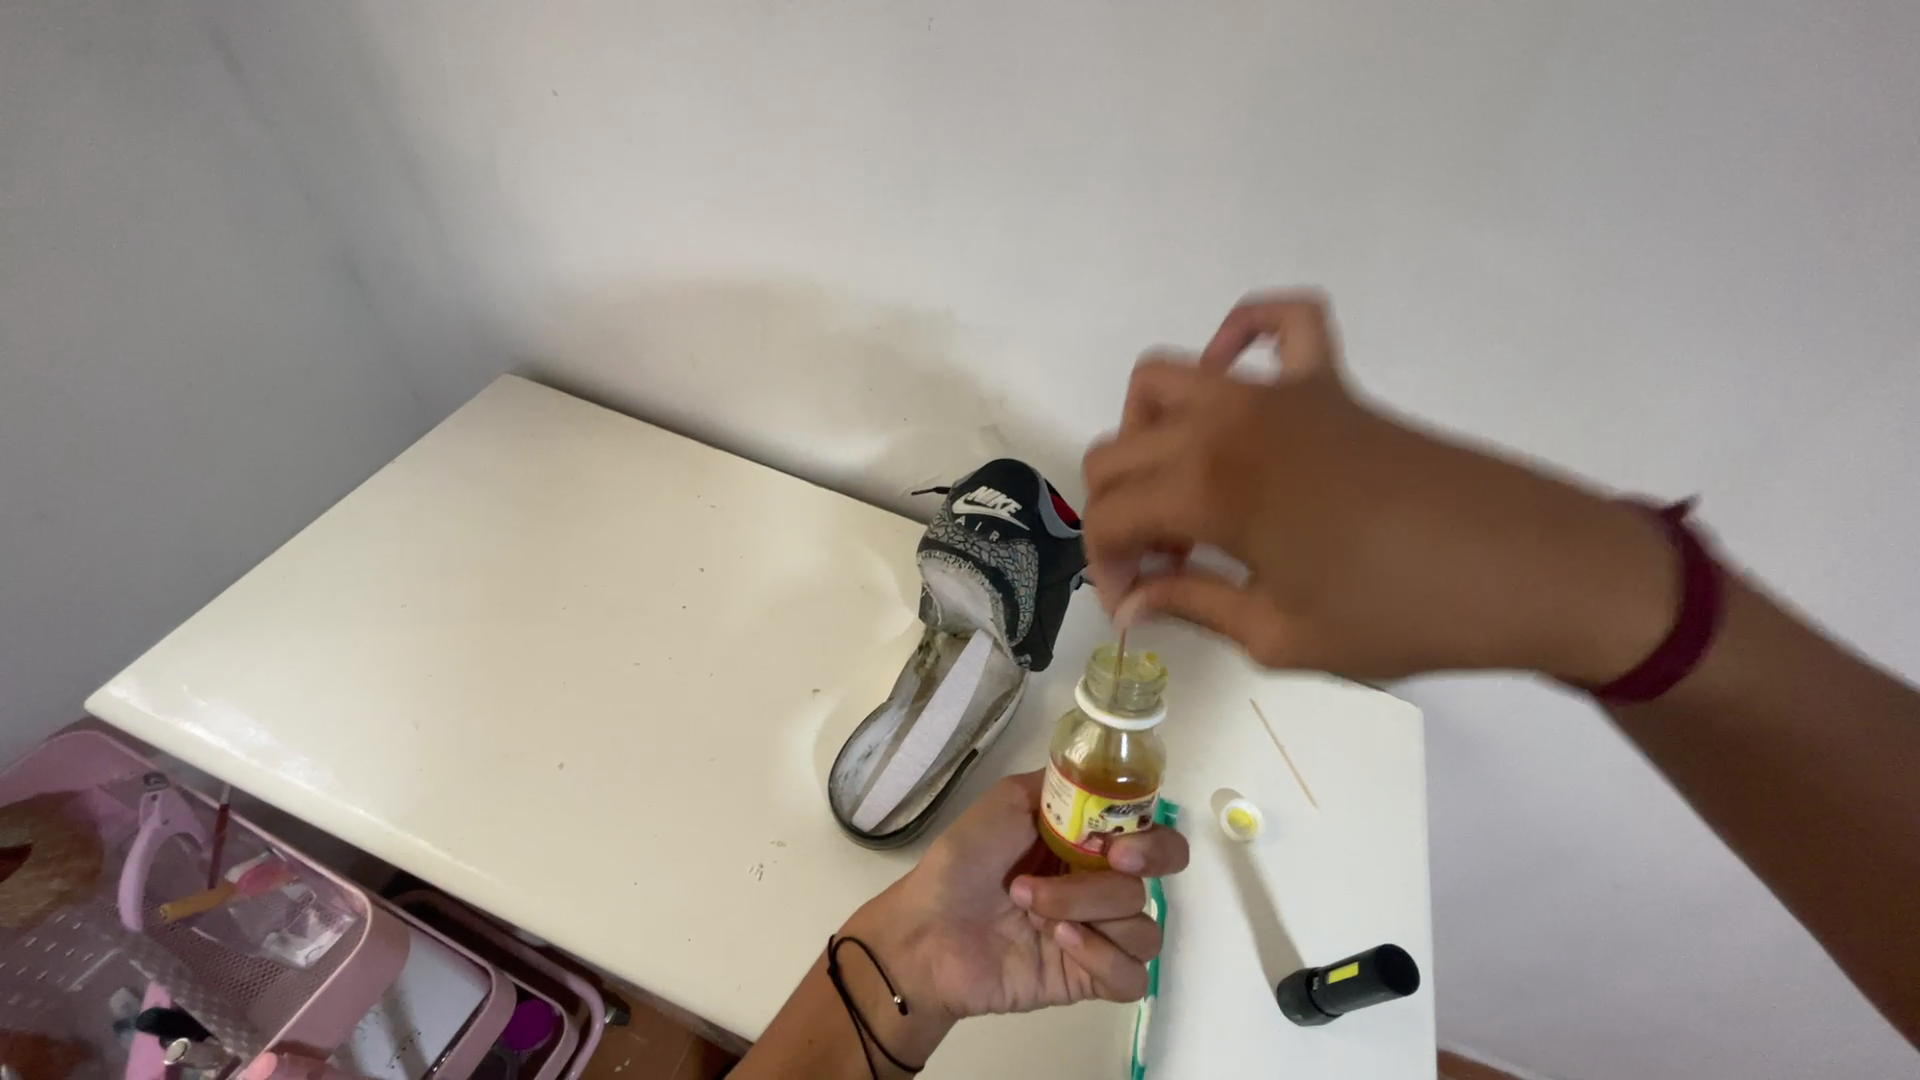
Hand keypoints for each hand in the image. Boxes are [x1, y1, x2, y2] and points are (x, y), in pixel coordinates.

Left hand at [845, 771, 1188, 1026]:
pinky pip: (1130, 977)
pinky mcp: (1086, 980)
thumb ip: (1060, 786)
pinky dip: (1102, 957)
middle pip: (1146, 886)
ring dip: (1089, 912)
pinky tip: (1059, 941)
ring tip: (1035, 909)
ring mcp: (1096, 935)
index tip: (1116, 846)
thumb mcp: (1008, 800)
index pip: (1155, 841)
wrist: (929, 927)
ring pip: (1142, 930)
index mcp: (1087, 844)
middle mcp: (1098, 887)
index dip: (1153, 844)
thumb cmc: (964, 858)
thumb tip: (1101, 775)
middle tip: (1090, 873)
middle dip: (1114, 881)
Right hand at [1081, 291, 1678, 683]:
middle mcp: (1228, 423)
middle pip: (1117, 449)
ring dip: (1145, 432)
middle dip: (1115, 513)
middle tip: (1158, 566)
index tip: (1133, 607)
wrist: (1534, 572)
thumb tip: (1132, 604)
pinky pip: (1277, 320)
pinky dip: (1241, 333)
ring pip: (1163, 378)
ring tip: (1177, 485)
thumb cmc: (1402, 615)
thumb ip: (1190, 605)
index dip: (1105, 568)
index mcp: (1211, 488)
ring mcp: (1280, 391)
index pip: (1110, 516)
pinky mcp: (1330, 381)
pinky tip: (1234, 377)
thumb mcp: (1280, 635)